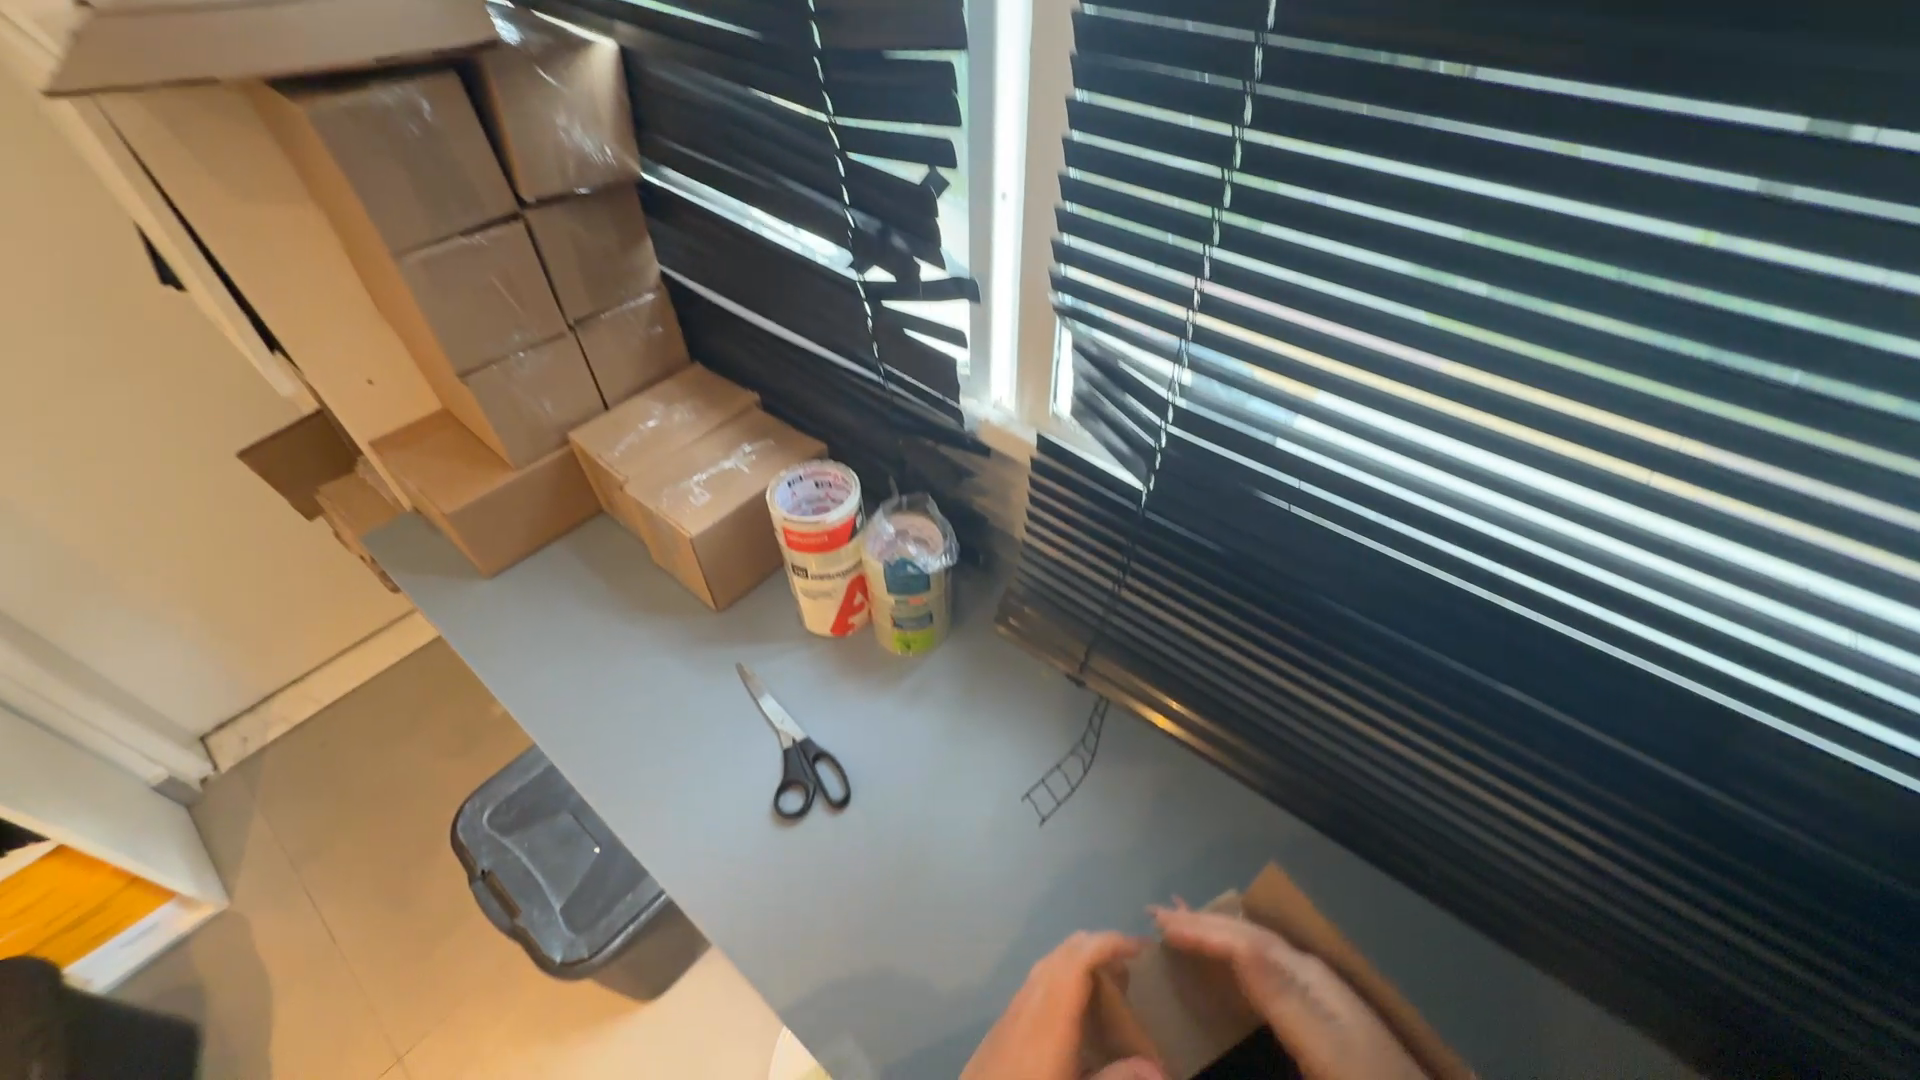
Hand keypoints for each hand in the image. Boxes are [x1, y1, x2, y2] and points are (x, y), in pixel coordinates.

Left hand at [961, 931, 1165, 1079]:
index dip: (1111, 943)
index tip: (1141, 948)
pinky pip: (1039, 979)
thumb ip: (1116, 1079)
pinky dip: (1064, 976)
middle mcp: (1032, 998)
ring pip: (1050, 962)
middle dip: (1100, 945)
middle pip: (1066, 950)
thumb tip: (1160, 1070)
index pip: (1080, 957)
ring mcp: (1015, 1006)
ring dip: (1080, 959)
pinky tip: (1076, 1007)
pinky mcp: (1006, 1018)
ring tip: (1110, 983)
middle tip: (1132, 966)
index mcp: (1051, 1013)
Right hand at [1152, 904, 1425, 1079]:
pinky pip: (1267, 972)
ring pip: (1258, 951)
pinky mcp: (1322, 1022)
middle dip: (1204, 924)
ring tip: (1182, 929)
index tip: (1157, 926)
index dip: (1202, 930)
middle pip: (1250, 939)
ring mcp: (1320, 999)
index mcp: (1309, 981)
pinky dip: (1236, 958)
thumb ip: (1283, 996)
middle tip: (1157, 918)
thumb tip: (1238, 944)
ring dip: (1218, 936)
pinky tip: (1228, 966)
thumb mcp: (1328, 1049)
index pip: (1244, 942)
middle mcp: (1312, 978)